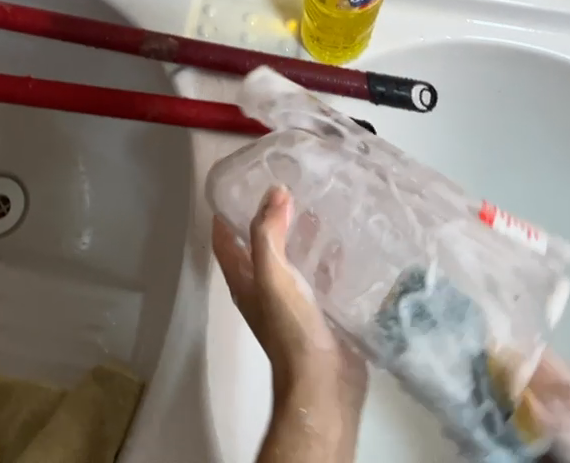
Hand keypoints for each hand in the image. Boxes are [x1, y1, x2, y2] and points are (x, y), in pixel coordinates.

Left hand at [214, 185, 367, 456]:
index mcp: (245, 282)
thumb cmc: (290, 331)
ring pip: (292, 258)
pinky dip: (327, 257)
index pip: (225, 241)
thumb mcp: (271, 277)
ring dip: (300, 234)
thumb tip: (274, 192)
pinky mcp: (319, 311)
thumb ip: (268, 234)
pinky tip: (344, 241)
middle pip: (261, 246)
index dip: (226, 214)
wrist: (323, 385)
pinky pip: (320, 276)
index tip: (240, 183)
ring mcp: (292, 302)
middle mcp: (265, 290)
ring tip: (318, 204)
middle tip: (289, 186)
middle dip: (270, 218)